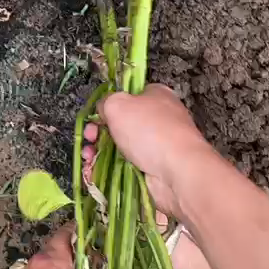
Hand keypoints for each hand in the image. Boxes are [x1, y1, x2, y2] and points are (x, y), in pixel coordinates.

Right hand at [94, 85, 219, 215]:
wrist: (179, 172)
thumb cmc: (149, 131)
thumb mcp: (118, 104)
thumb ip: (105, 102)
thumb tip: (103, 110)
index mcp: (155, 96)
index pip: (127, 96)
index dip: (107, 106)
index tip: (94, 117)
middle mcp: (158, 118)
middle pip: (120, 123)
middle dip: (99, 131)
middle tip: (89, 138)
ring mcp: (157, 146)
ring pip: (120, 146)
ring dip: (100, 151)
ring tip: (88, 157)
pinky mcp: (155, 169)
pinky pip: (126, 166)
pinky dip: (110, 168)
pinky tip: (94, 171)